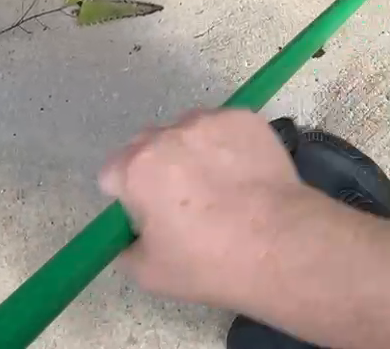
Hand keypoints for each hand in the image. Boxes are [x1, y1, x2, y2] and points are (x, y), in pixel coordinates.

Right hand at [98, 108, 319, 309]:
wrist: (278, 241)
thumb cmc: (208, 261)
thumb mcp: (148, 272)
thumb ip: (126, 244)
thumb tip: (132, 230)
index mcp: (138, 167)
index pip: (112, 171)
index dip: (126, 194)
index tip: (146, 212)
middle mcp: (170, 133)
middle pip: (147, 144)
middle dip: (156, 166)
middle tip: (181, 199)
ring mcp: (210, 119)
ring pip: (187, 130)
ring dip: (191, 150)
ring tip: (218, 184)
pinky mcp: (244, 116)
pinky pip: (223, 126)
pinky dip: (226, 144)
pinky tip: (242, 172)